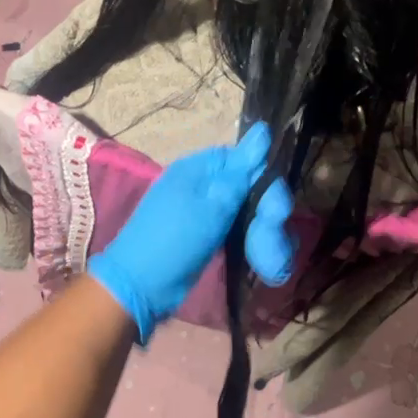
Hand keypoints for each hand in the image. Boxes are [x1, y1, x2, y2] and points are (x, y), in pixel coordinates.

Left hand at [89, 123, 294, 342]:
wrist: (141, 287)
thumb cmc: (174, 240)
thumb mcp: (211, 206)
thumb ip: (241, 173)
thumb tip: (264, 130)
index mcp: (198, 169)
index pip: (242, 158)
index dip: (263, 175)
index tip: (276, 202)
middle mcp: (203, 184)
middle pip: (248, 183)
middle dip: (265, 207)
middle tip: (272, 228)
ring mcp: (205, 210)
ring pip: (247, 208)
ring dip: (262, 228)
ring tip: (272, 255)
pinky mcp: (209, 234)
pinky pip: (238, 227)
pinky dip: (252, 239)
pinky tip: (264, 257)